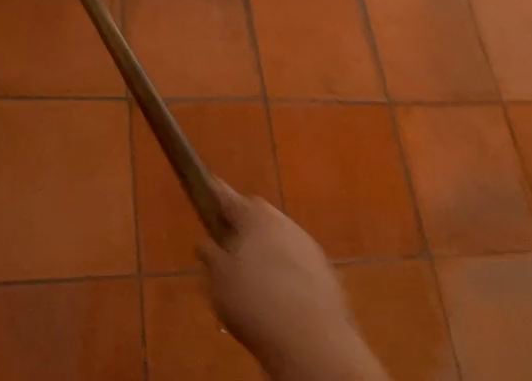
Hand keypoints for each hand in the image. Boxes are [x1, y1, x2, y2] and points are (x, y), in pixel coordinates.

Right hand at [198, 181, 387, 380]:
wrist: (313, 340)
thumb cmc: (254, 304)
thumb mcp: (218, 281)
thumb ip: (210, 256)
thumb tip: (206, 243)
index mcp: (254, 217)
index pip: (228, 196)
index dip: (214, 194)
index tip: (206, 192)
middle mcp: (283, 222)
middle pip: (258, 216)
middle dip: (243, 228)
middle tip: (227, 249)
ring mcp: (308, 245)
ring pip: (279, 239)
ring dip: (266, 251)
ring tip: (252, 281)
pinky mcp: (325, 271)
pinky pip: (297, 263)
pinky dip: (285, 273)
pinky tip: (277, 299)